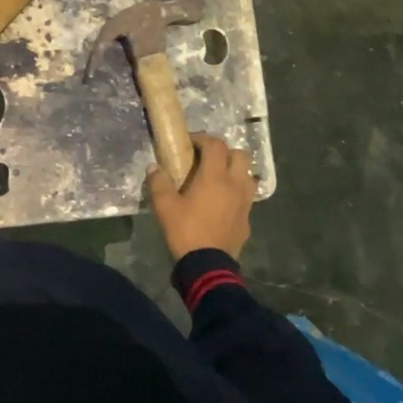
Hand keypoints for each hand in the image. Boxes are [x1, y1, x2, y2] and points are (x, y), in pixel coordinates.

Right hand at [146, 133, 255, 260]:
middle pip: (240, 154)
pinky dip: (236, 190)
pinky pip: (246, 195)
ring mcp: (245, 201)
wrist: (208, 264)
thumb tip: (154, 167)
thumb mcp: (164, 206)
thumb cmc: (185, 231)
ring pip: (248, 174)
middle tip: (206, 158)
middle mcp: (235, 184)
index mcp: (214, 177)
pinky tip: (221, 202)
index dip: (203, 138)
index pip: (215, 145)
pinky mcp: (247, 217)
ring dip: (235, 169)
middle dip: (224, 151)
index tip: (190, 142)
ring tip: (217, 178)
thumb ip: (159, 183)